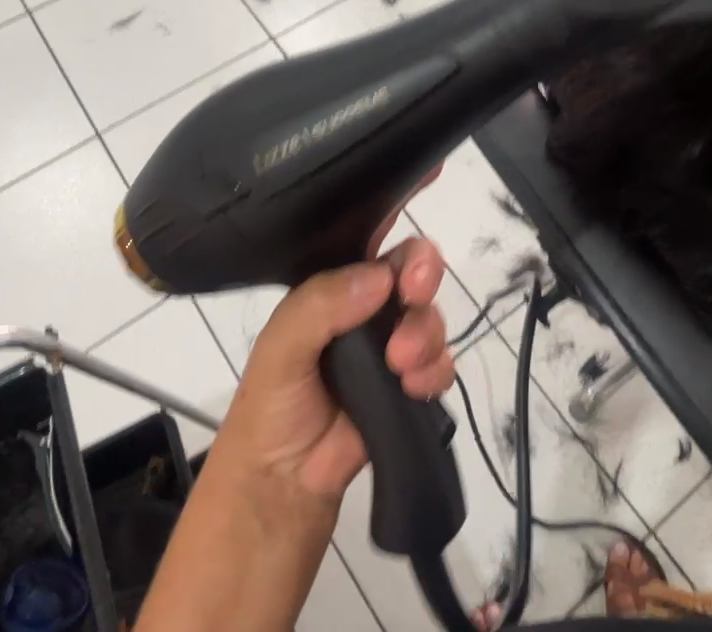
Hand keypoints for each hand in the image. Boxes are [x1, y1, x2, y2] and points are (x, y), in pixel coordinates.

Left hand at [209, 237, 455, 503]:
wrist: (284, 482)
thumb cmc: (271, 405)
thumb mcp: (279, 346)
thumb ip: (320, 305)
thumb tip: (380, 278)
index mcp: (333, 289)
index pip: (370, 244)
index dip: (395, 230)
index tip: (412, 245)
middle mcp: (367, 309)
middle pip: (412, 273)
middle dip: (423, 277)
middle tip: (414, 295)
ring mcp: (391, 346)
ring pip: (429, 317)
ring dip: (425, 333)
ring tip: (402, 364)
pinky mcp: (410, 383)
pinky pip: (440, 363)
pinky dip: (437, 370)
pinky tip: (415, 386)